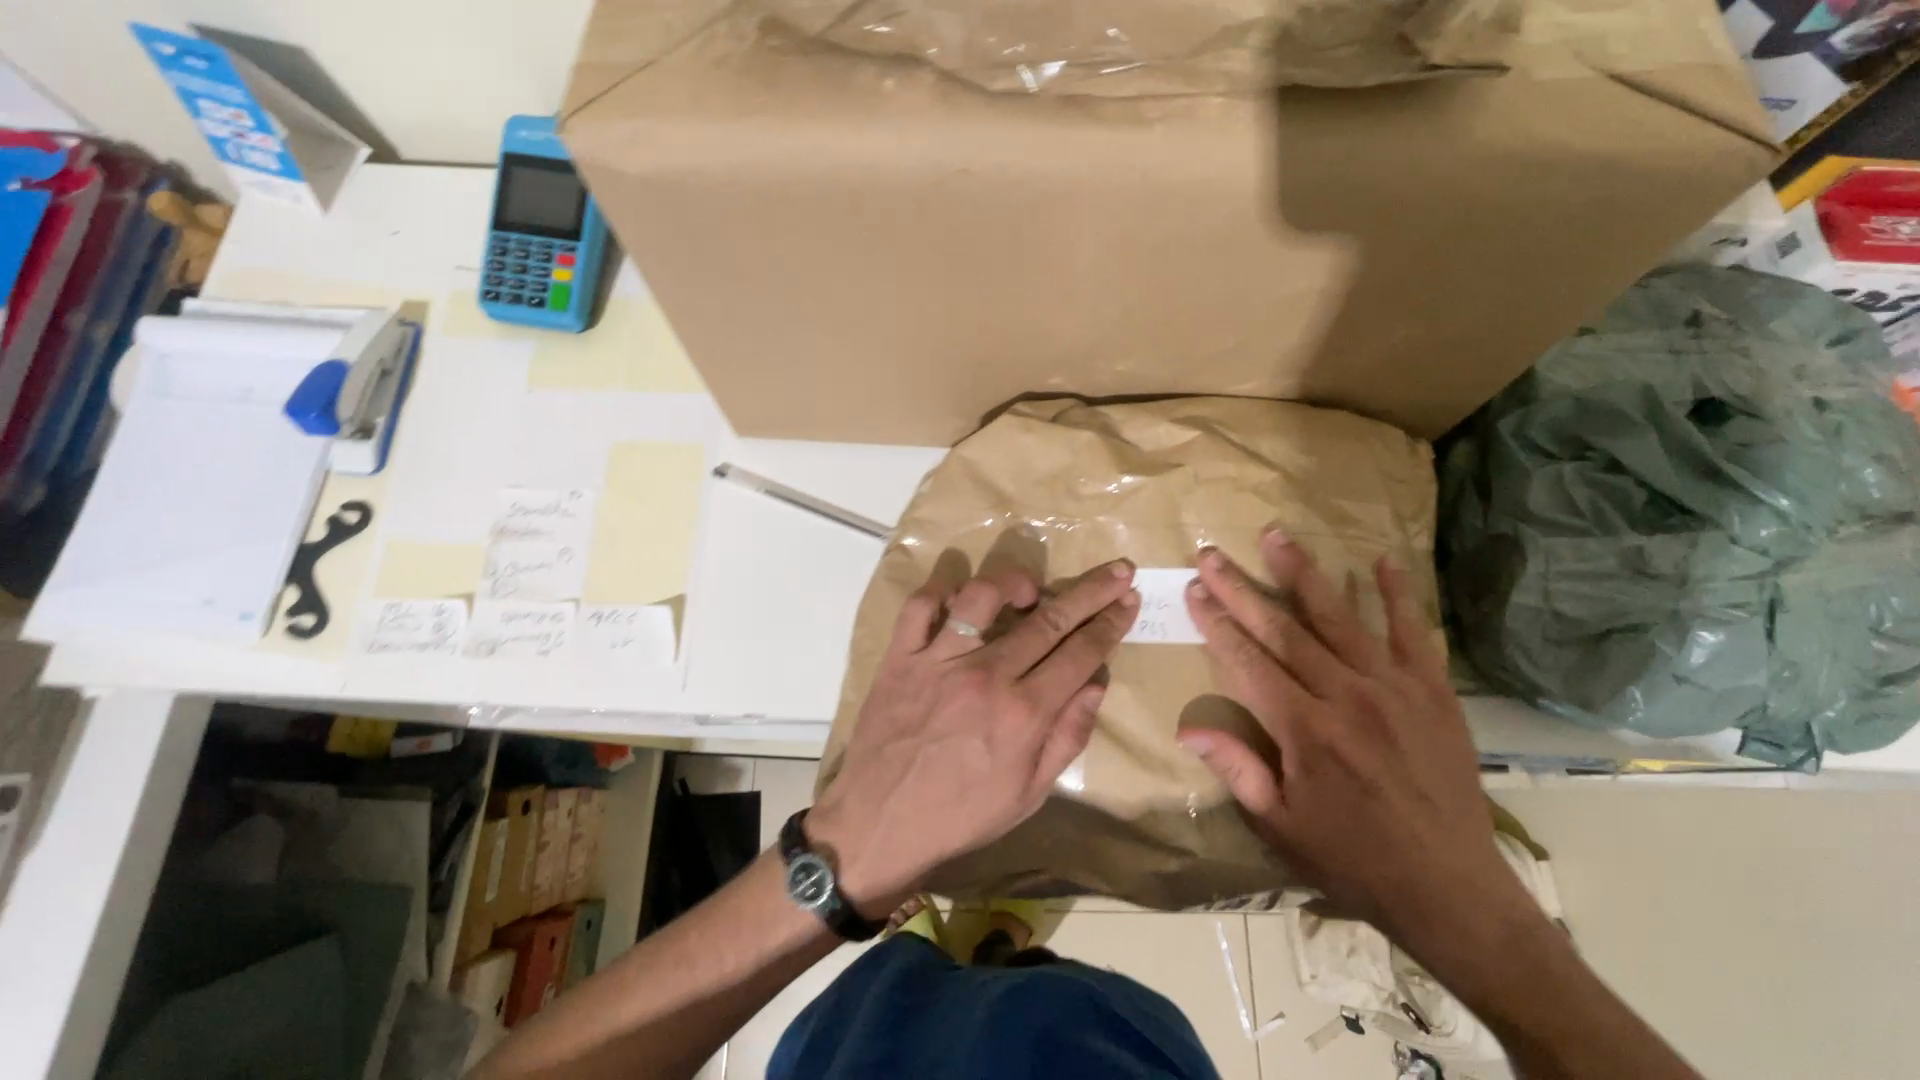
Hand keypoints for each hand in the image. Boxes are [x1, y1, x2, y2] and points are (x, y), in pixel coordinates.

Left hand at [809, 559, 1140, 916]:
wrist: (880, 824)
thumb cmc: (961, 816)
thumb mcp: (1030, 793)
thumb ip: (1067, 736)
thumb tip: (1096, 684)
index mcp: (1023, 713)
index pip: (1080, 653)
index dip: (1110, 622)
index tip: (1127, 598)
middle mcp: (985, 675)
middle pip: (1048, 619)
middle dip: (1089, 592)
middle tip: (1115, 571)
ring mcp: (938, 661)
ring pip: (982, 597)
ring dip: (1014, 582)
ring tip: (1030, 590)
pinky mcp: (900, 657)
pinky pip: (921, 606)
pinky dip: (942, 591)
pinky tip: (960, 598)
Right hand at [1177, 532, 1529, 941]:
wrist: (1450, 886)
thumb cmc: (1353, 859)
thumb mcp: (1281, 824)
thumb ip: (1238, 769)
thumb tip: (1187, 727)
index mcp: (1305, 730)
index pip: (1248, 662)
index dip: (1216, 624)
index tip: (1193, 591)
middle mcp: (1347, 697)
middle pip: (1284, 630)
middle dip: (1242, 589)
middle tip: (1213, 553)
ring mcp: (1395, 689)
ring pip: (1341, 619)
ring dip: (1305, 575)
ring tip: (1278, 535)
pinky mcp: (1434, 693)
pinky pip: (1412, 634)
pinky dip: (1396, 596)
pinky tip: (1382, 561)